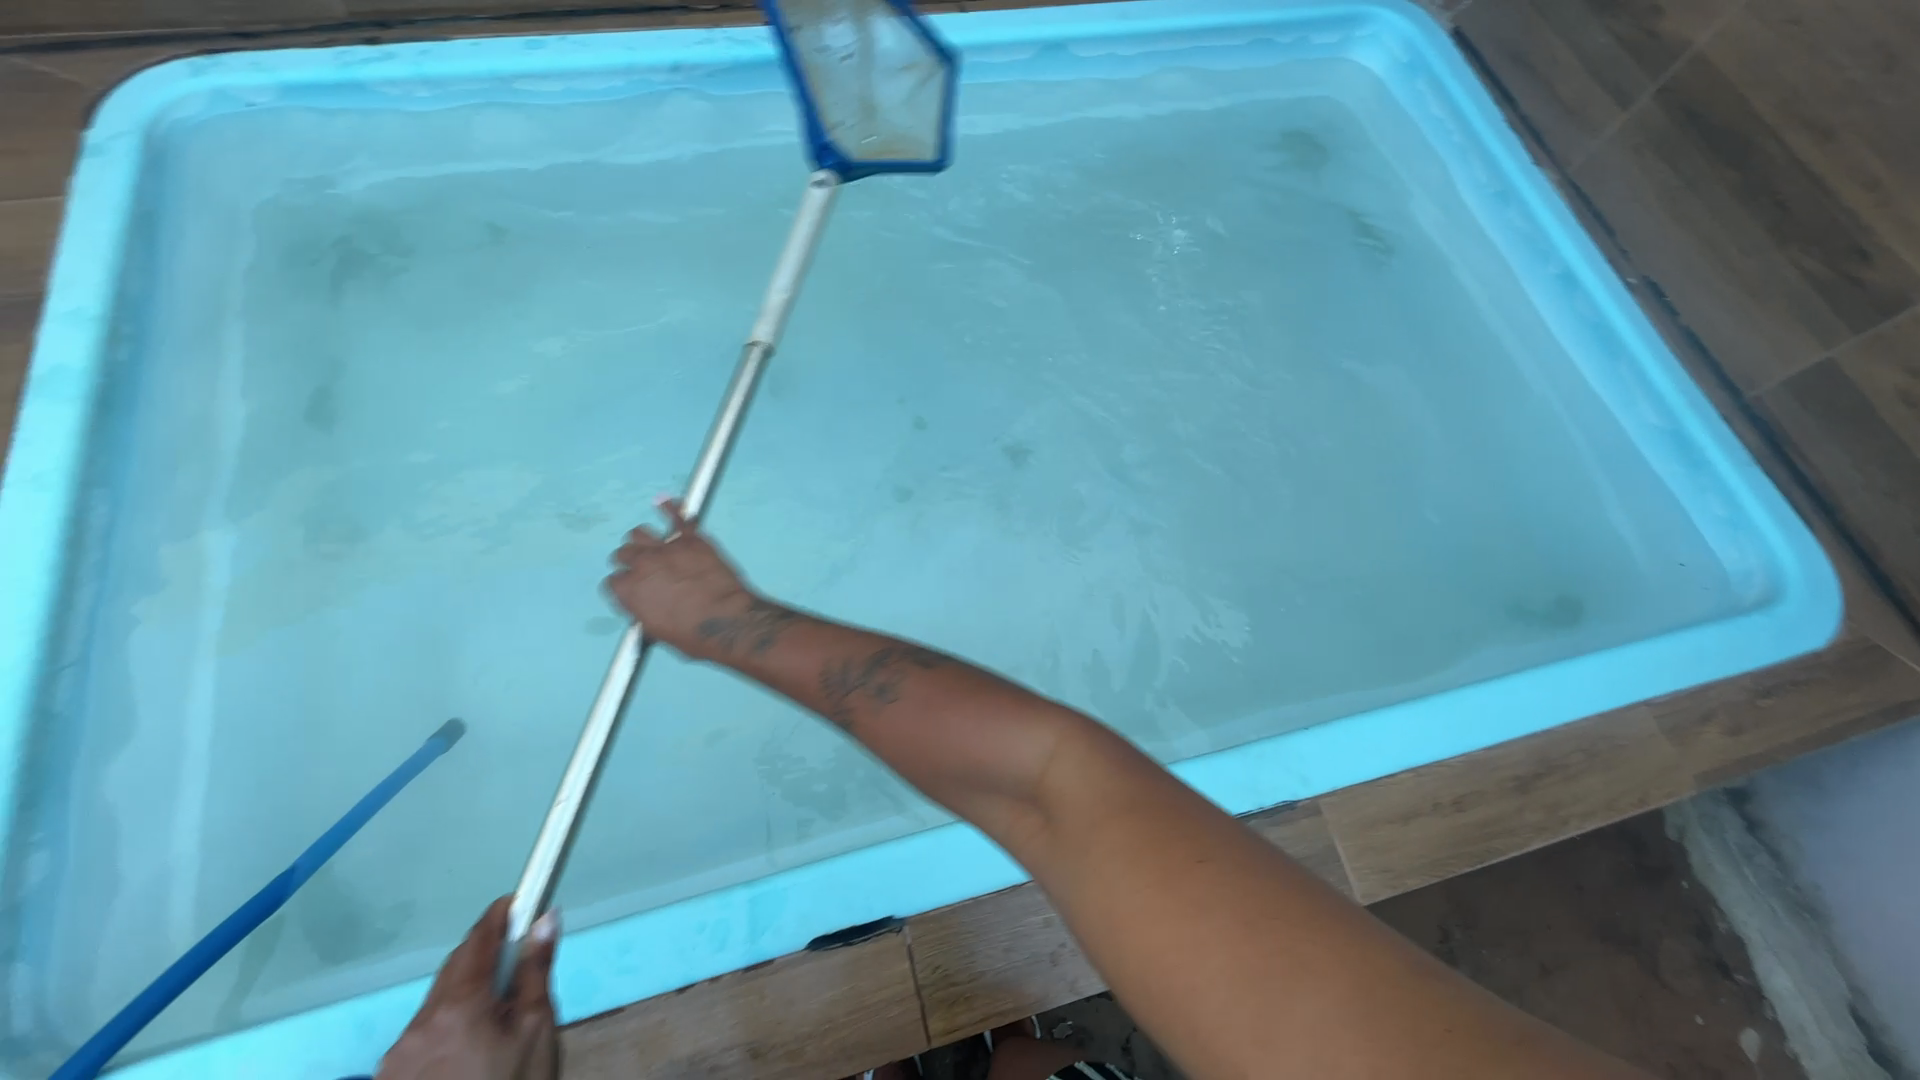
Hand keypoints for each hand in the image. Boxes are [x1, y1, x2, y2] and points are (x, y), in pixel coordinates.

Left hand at [375, 898, 559, 1079]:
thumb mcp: (538, 1030)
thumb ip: (535, 972)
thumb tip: (544, 918)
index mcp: (458, 1005)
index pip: (478, 939)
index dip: (500, 915)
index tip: (523, 901)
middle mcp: (419, 1023)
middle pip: (454, 968)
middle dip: (485, 953)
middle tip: (521, 958)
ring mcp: (399, 1056)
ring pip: (438, 1002)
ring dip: (467, 991)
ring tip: (501, 1015)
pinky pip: (424, 1033)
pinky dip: (449, 1024)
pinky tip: (473, 1048)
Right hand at [604, 497, 765, 660]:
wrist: (726, 621)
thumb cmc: (694, 635)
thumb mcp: (658, 632)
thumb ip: (644, 611)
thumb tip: (646, 604)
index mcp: (628, 591)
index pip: (614, 580)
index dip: (625, 583)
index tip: (634, 586)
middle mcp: (640, 565)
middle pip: (624, 553)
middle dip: (631, 560)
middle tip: (644, 566)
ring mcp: (666, 548)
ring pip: (640, 532)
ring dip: (644, 539)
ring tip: (652, 543)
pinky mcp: (691, 539)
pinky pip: (677, 516)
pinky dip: (670, 507)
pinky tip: (666, 502)